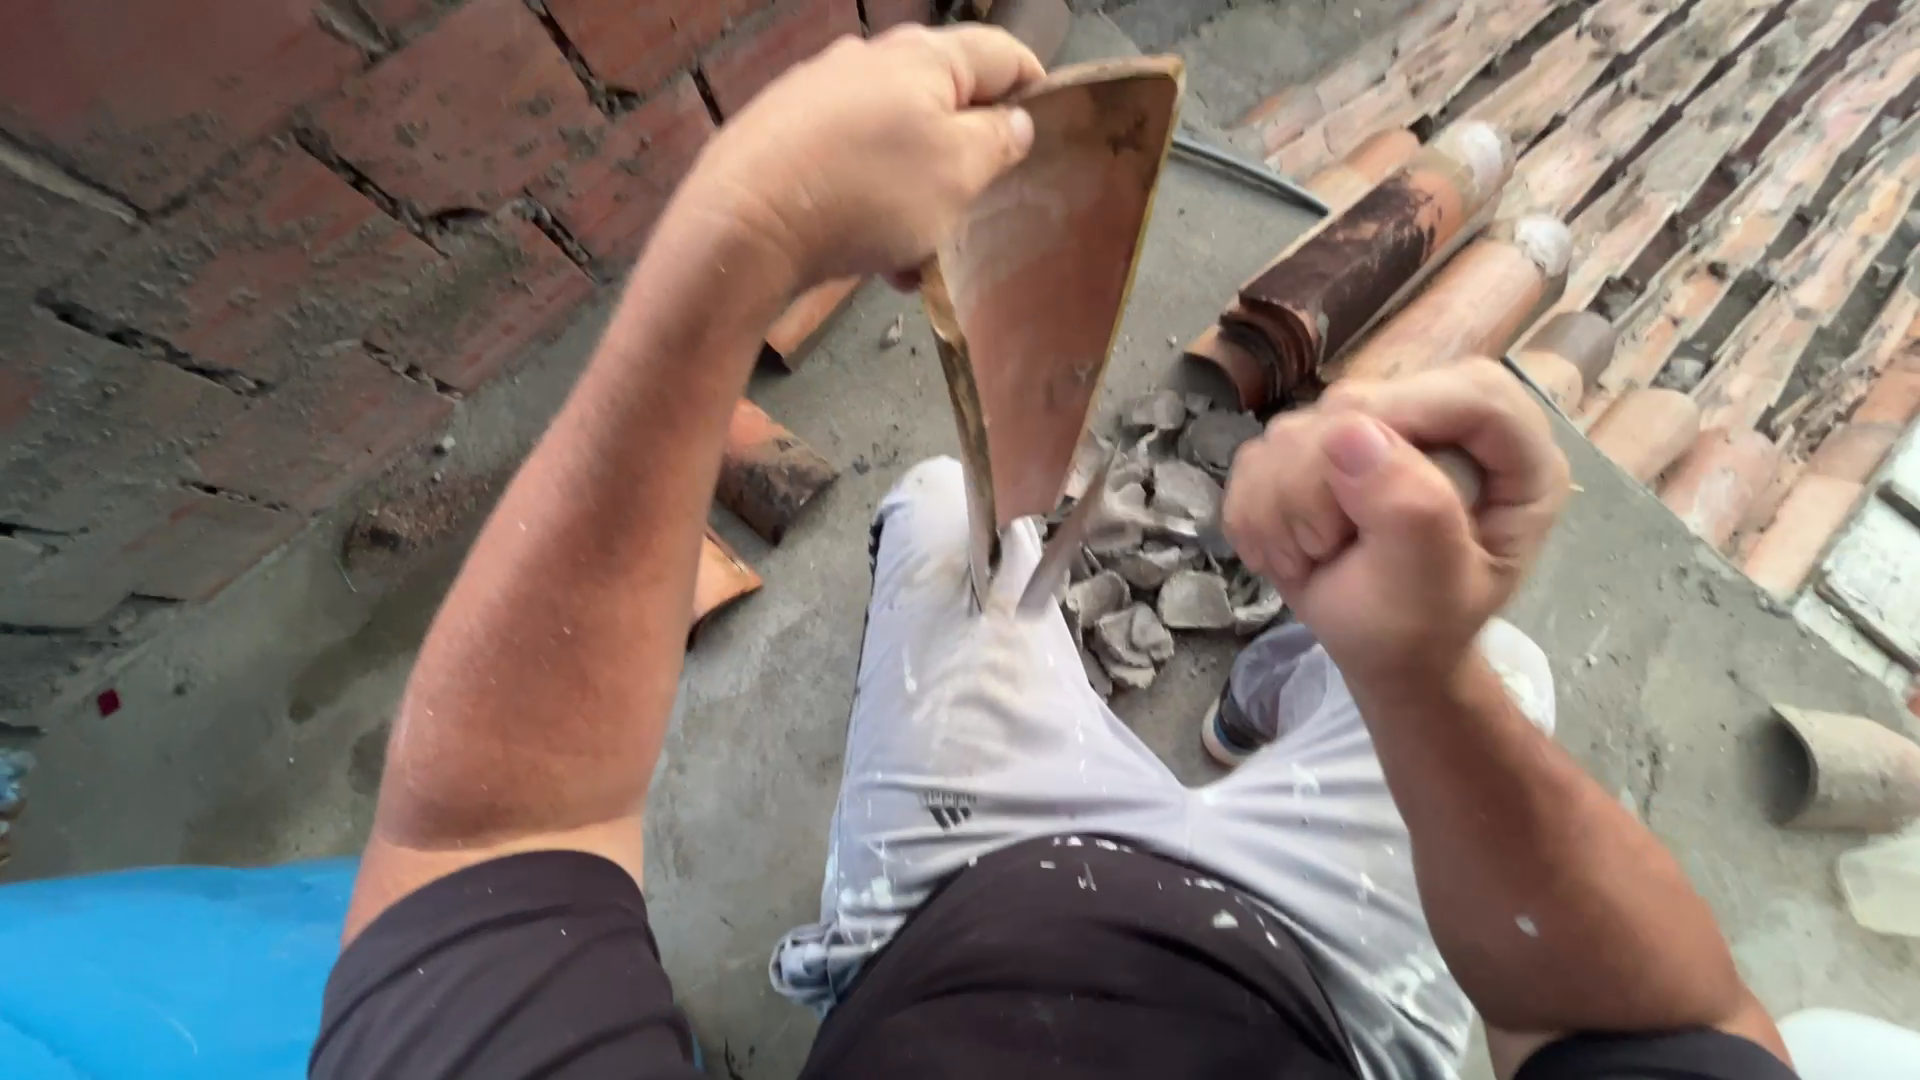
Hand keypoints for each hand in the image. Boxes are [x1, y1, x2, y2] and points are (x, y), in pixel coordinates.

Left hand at [676, 25, 1043, 289]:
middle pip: (943, 104)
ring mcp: (821, 98)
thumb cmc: (869, 193)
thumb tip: (1015, 120)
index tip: (1050, 126)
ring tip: (922, 255)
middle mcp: (869, 63)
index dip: (1033, 88)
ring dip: (920, 199)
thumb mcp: (958, 173)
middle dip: (968, 159)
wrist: (748, 225)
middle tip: (983, 206)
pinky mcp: (785, 140)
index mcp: (923, 58)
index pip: (1000, 54)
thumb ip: (998, 141)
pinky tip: (877, 259)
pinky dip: (876, 209)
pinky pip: (853, 170)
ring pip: (897, 147)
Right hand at [1221, 360, 1569, 686]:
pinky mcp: (1306, 447)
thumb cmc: (1418, 626)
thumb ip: (1410, 510)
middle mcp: (1434, 425)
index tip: (1346, 496)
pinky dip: (1251, 512)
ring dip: (1277, 509)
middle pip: (1353, 407)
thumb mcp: (1430, 586)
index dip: (1401, 427)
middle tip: (1322, 549)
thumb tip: (1348, 432)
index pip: (1464, 393)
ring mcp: (1364, 430)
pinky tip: (1280, 547)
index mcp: (1509, 452)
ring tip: (1306, 556)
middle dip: (1314, 487)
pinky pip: (1254, 457)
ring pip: (1289, 432)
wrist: (1374, 643)